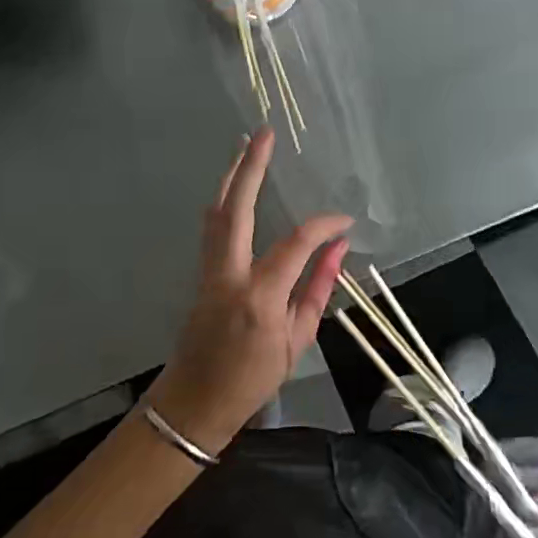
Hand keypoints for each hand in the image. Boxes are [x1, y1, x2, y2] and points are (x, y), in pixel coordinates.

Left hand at [144, 128, 351, 451]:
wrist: (193, 403)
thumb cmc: (252, 379)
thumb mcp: (297, 341)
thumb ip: (318, 289)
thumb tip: (338, 246)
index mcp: (261, 297)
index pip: (297, 243)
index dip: (324, 224)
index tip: (344, 220)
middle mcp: (230, 275)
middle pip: (236, 210)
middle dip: (250, 168)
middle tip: (263, 134)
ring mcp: (209, 271)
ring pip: (217, 213)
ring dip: (232, 177)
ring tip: (247, 146)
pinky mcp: (202, 272)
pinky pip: (213, 227)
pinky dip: (226, 199)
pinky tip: (235, 185)